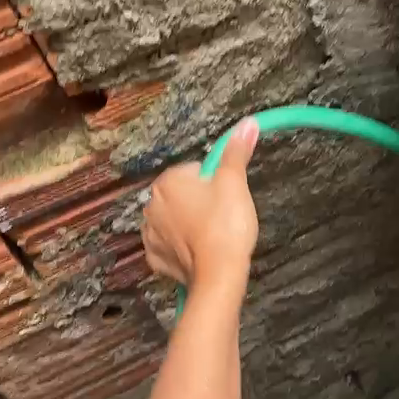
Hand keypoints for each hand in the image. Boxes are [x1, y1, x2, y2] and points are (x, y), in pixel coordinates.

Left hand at [142, 118, 260, 286]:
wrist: (218, 274)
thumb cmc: (226, 225)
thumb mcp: (234, 182)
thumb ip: (237, 151)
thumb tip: (247, 123)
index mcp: (168, 182)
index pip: (194, 170)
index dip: (215, 182)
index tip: (227, 197)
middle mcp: (151, 205)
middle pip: (183, 195)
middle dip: (201, 202)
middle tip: (224, 216)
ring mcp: (151, 234)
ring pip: (175, 220)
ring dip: (191, 225)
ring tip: (214, 236)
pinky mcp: (157, 260)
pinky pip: (170, 246)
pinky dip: (184, 248)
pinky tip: (201, 252)